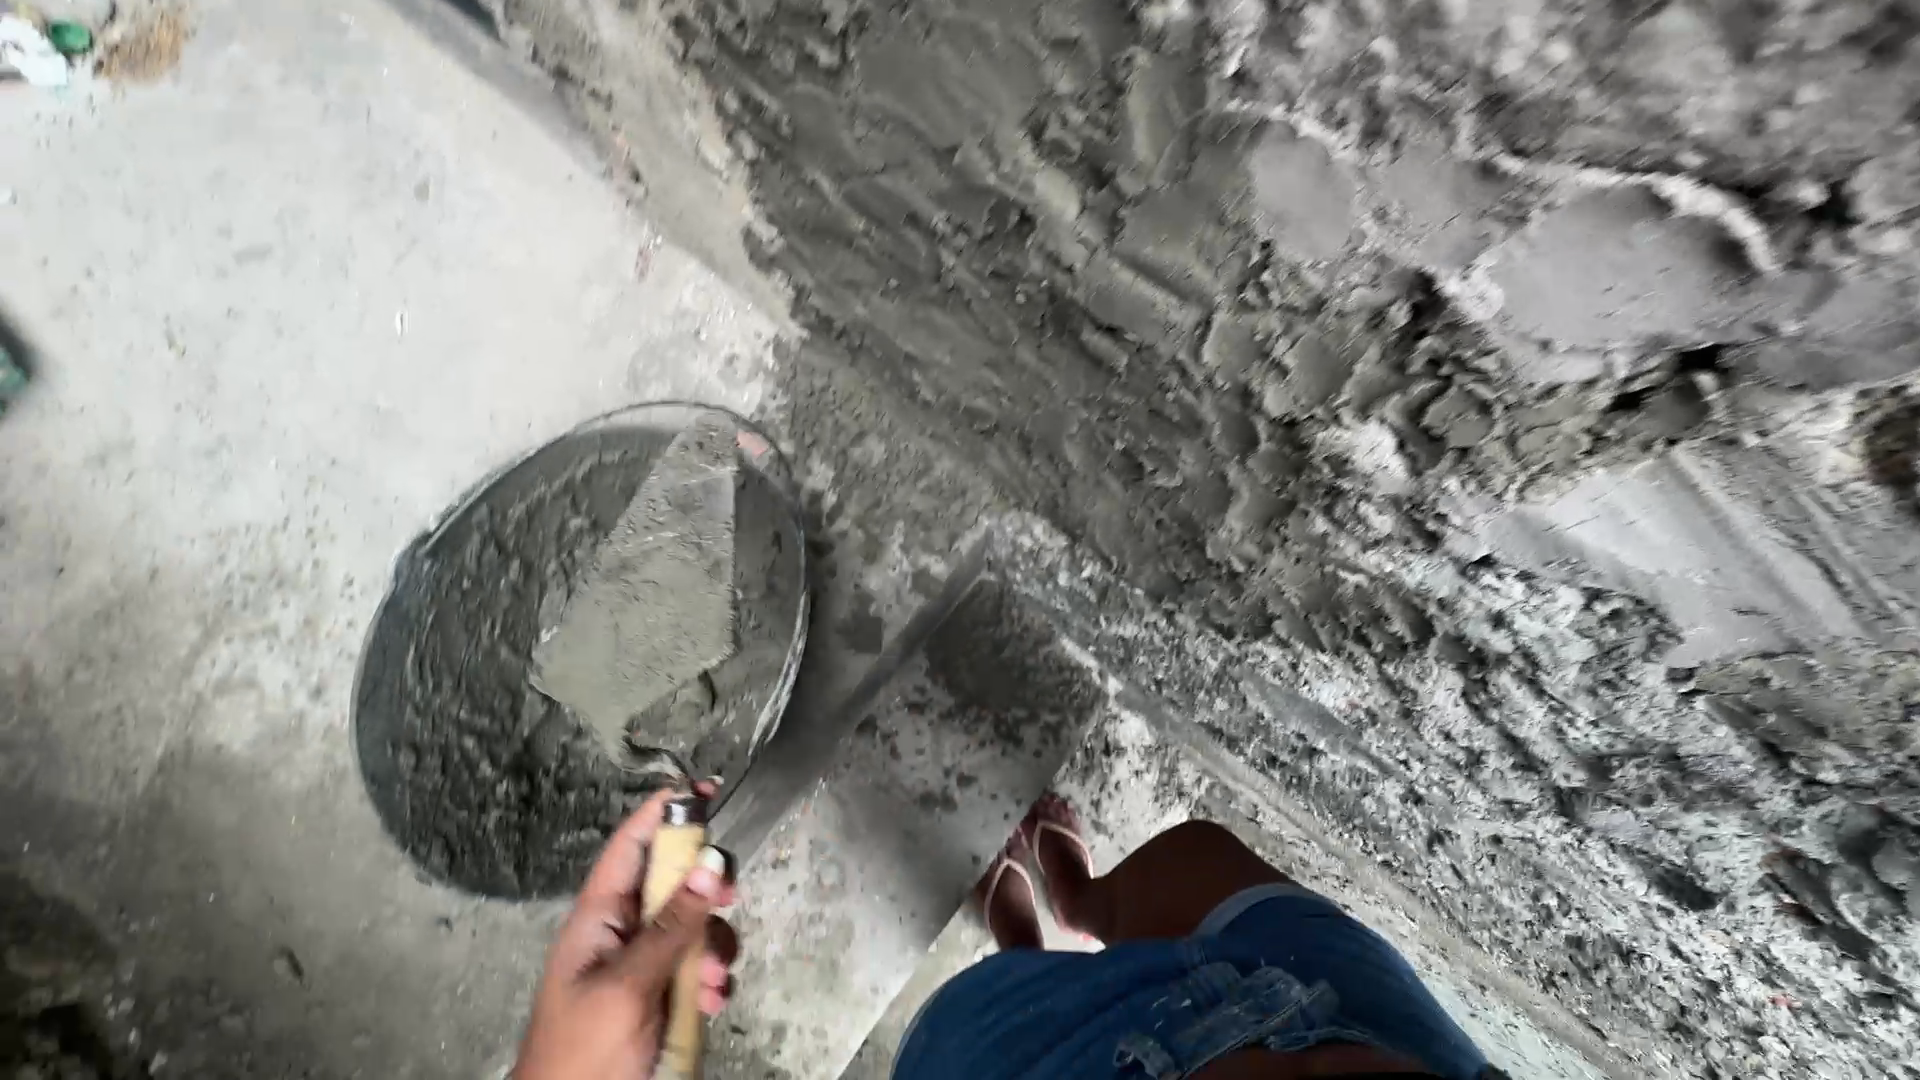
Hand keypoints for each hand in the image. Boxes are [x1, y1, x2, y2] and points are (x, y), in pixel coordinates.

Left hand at [513, 787, 739, 1079]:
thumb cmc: (583, 1056)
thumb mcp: (626, 988)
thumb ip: (671, 927)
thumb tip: (713, 862)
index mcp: (598, 918)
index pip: (631, 846)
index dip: (665, 812)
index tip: (706, 788)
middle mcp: (624, 932)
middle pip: (676, 882)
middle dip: (707, 893)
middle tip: (732, 899)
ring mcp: (645, 966)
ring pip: (696, 925)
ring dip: (713, 947)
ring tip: (709, 985)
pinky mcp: (665, 998)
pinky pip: (702, 966)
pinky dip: (714, 980)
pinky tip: (712, 1004)